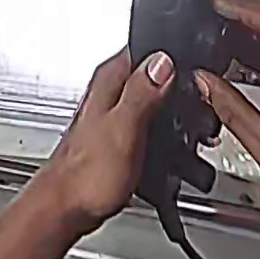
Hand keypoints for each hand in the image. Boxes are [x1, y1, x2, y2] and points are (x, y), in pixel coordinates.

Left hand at [29, 48, 174, 236]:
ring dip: (169, 113)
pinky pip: (146, 123)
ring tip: (184, 132)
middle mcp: (109, 91)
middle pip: (153, 74)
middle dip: (176, 89)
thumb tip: (162, 60)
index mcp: (110, 79)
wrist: (65, 209)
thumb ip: (143, 92)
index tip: (192, 79)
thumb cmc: (86, 174)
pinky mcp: (116, 134)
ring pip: (151, 100)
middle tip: (194, 111)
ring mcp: (112, 112)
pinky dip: (159, 133)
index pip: (147, 49)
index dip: (173, 59)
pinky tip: (166, 149)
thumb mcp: (124, 128)